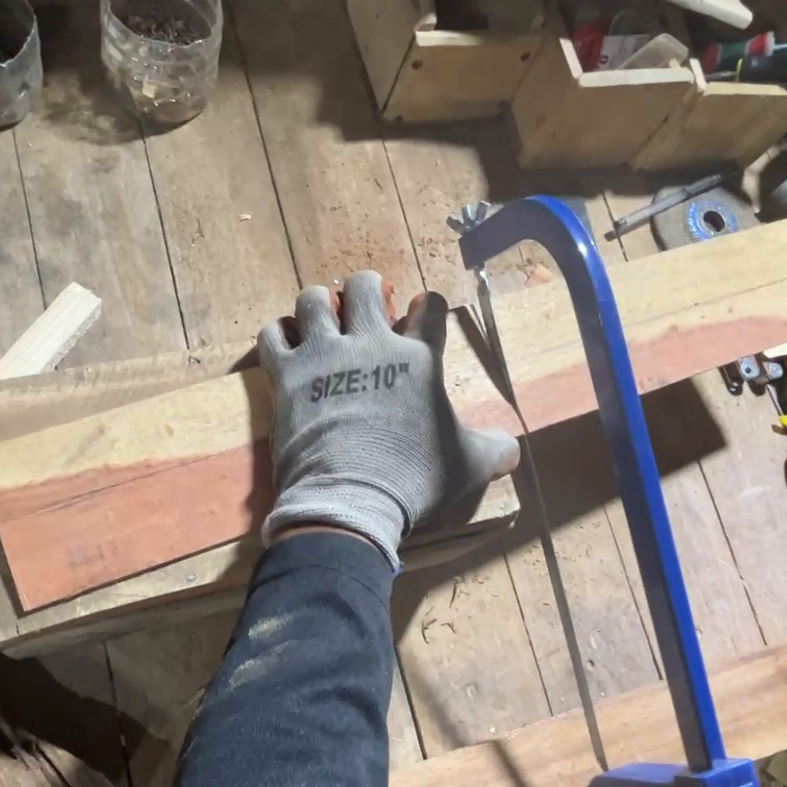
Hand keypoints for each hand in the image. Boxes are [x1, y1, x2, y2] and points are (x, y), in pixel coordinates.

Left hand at [258, 272, 518, 567]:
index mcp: (419, 359)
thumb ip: (493, 450)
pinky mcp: (288, 376)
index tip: (419, 314)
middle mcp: (370, 345)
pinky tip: (286, 345)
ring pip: (312, 300)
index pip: (429, 307)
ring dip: (317, 307)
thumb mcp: (468, 467)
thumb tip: (513, 451)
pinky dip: (278, 334)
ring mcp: (325, 357)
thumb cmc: (415, 481)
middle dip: (364, 291)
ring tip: (320, 324)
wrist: (352, 500)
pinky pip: (273, 334)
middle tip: (362, 312)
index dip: (425, 307)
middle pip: (363, 286)